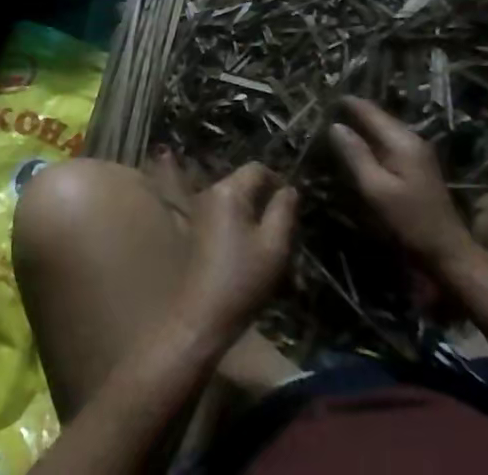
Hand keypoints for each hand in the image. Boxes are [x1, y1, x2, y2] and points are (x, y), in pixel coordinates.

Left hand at [177, 163, 297, 339]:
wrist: (203, 317)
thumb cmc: (243, 279)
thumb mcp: (274, 244)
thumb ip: (284, 209)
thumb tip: (288, 189)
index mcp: (228, 191)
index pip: (258, 169)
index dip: (278, 182)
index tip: (292, 207)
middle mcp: (210, 193)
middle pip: (245, 184)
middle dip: (266, 200)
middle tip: (284, 229)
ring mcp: (199, 211)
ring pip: (236, 202)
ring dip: (254, 215)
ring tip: (269, 244)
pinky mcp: (195, 230)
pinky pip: (224, 216)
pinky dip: (240, 226)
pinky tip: (249, 251)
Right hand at [328, 97, 474, 268]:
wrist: (447, 252)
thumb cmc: (409, 222)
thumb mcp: (376, 189)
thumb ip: (355, 155)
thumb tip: (335, 126)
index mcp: (402, 141)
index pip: (370, 111)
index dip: (346, 104)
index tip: (323, 100)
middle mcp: (412, 139)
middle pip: (378, 118)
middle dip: (352, 113)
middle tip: (324, 114)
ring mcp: (417, 153)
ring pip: (383, 130)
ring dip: (361, 127)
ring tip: (335, 127)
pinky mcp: (417, 167)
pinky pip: (388, 144)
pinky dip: (370, 142)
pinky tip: (357, 149)